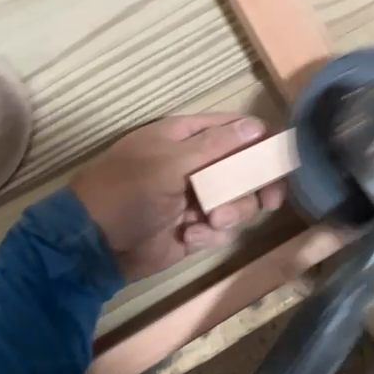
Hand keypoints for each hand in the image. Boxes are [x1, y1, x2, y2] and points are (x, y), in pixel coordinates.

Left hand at [70, 114, 283, 281]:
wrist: (94, 246)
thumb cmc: (128, 191)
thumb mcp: (170, 162)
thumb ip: (215, 145)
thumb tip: (255, 126)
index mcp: (184, 138)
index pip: (232, 129)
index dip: (258, 139)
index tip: (279, 155)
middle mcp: (194, 165)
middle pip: (243, 168)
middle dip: (255, 184)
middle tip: (270, 199)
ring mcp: (195, 199)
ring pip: (237, 201)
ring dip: (230, 212)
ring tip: (209, 220)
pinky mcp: (194, 230)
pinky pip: (221, 229)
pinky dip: (209, 234)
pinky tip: (188, 236)